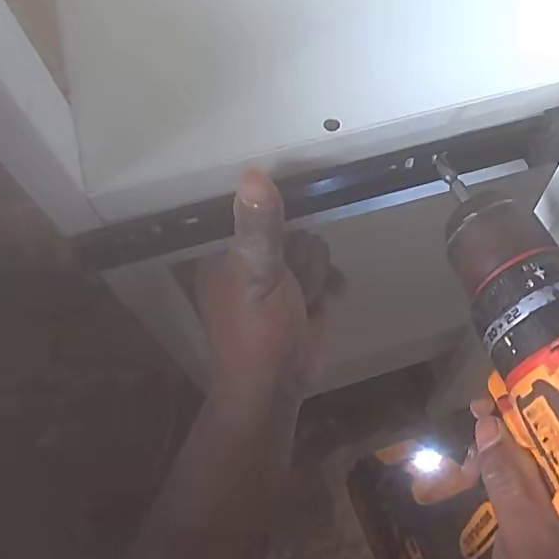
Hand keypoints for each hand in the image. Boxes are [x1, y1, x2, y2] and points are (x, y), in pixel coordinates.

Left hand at [195, 170, 342, 412]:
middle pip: (297, 229)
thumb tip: (255, 173)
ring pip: (316, 249)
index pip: (261, 211)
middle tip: (290, 287)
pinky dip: (328, 286)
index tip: (281, 248)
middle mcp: (254, 258)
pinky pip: (329, 270)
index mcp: (228, 250)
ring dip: (314, 276)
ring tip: (302, 302)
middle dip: (301, 259)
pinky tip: (322, 303)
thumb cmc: (258, 331)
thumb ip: (260, 227)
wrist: (279, 385)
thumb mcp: (257, 274)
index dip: (278, 225)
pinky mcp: (306, 294)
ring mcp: (282, 277)